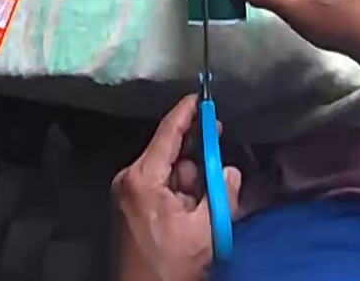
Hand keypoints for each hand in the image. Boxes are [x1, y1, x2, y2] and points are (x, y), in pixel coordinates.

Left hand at [113, 94, 240, 280]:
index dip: (187, 111)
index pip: (168, 131)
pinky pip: (159, 184)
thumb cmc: (168, 270)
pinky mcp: (129, 205)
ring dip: (190, 177)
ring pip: (167, 169)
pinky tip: (194, 207)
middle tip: (219, 146)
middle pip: (169, 150)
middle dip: (196, 152)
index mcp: (142, 177)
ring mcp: (127, 191)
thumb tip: (231, 171)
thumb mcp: (203, 234)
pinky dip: (178, 190)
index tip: (202, 96)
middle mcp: (130, 177)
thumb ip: (221, 196)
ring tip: (207, 199)